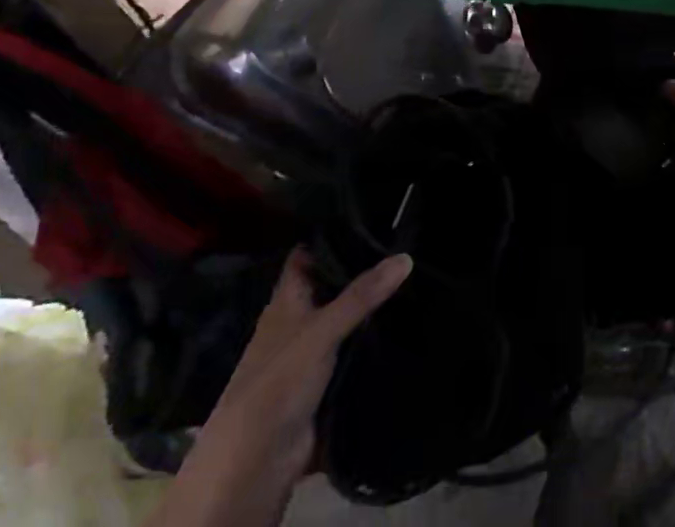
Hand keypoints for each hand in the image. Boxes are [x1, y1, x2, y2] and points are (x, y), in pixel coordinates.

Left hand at [147, 249, 411, 526]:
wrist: (259, 457)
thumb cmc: (278, 381)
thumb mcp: (321, 330)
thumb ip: (362, 295)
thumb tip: (406, 256)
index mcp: (285, 304)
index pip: (306, 258)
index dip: (329, 238)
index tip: (368, 218)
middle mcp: (297, 323)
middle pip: (330, 287)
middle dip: (362, 270)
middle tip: (406, 246)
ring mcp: (311, 353)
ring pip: (345, 318)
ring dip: (372, 306)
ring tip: (416, 278)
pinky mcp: (327, 380)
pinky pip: (355, 350)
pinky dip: (374, 339)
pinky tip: (404, 325)